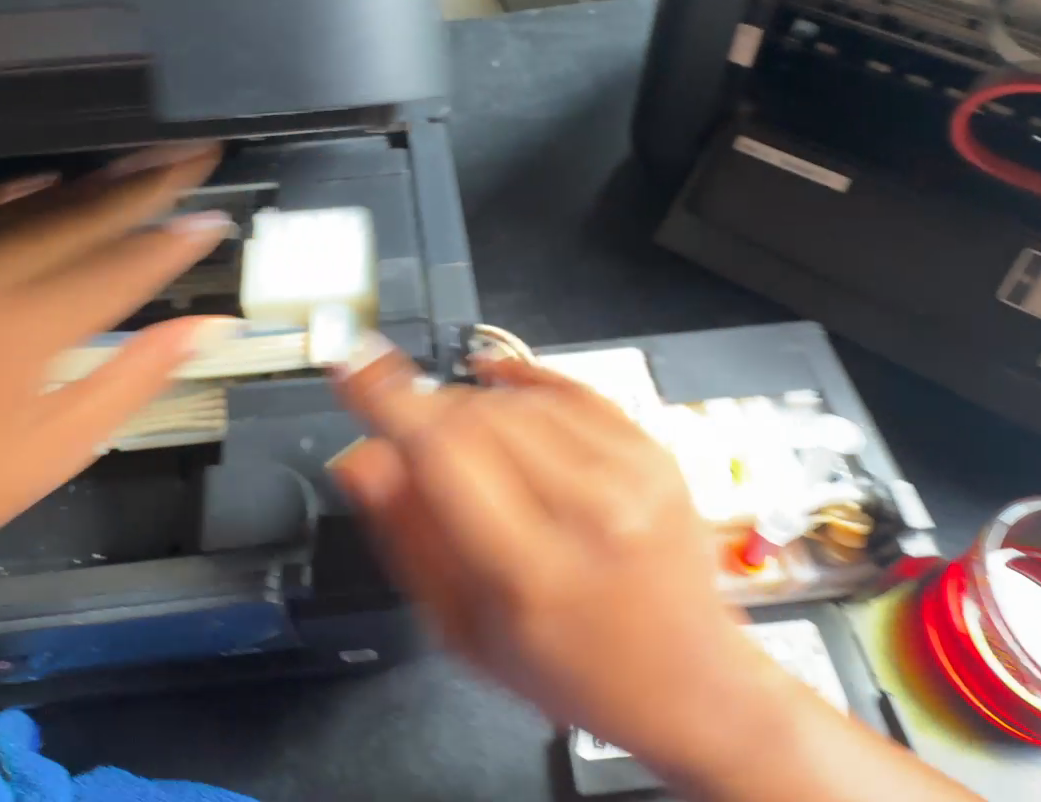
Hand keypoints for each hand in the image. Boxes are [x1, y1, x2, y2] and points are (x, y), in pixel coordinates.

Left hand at [0, 142, 235, 610]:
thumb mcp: (54, 451)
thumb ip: (135, 376)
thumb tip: (205, 327)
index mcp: (21, 329)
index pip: (122, 265)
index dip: (174, 240)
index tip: (214, 214)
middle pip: (77, 216)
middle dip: (144, 184)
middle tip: (191, 155)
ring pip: (15, 207)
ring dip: (84, 188)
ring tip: (134, 166)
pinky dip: (1, 200)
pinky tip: (37, 188)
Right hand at [327, 343, 775, 776]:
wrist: (686, 679)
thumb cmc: (570, 667)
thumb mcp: (466, 631)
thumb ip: (409, 537)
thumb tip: (362, 458)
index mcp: (532, 575)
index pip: (444, 455)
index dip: (388, 400)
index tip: (354, 362)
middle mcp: (590, 513)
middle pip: (475, 417)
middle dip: (426, 411)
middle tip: (407, 432)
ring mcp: (631, 475)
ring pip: (517, 399)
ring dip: (471, 405)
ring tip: (466, 446)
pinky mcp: (653, 451)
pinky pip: (569, 388)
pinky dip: (522, 381)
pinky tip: (499, 387)